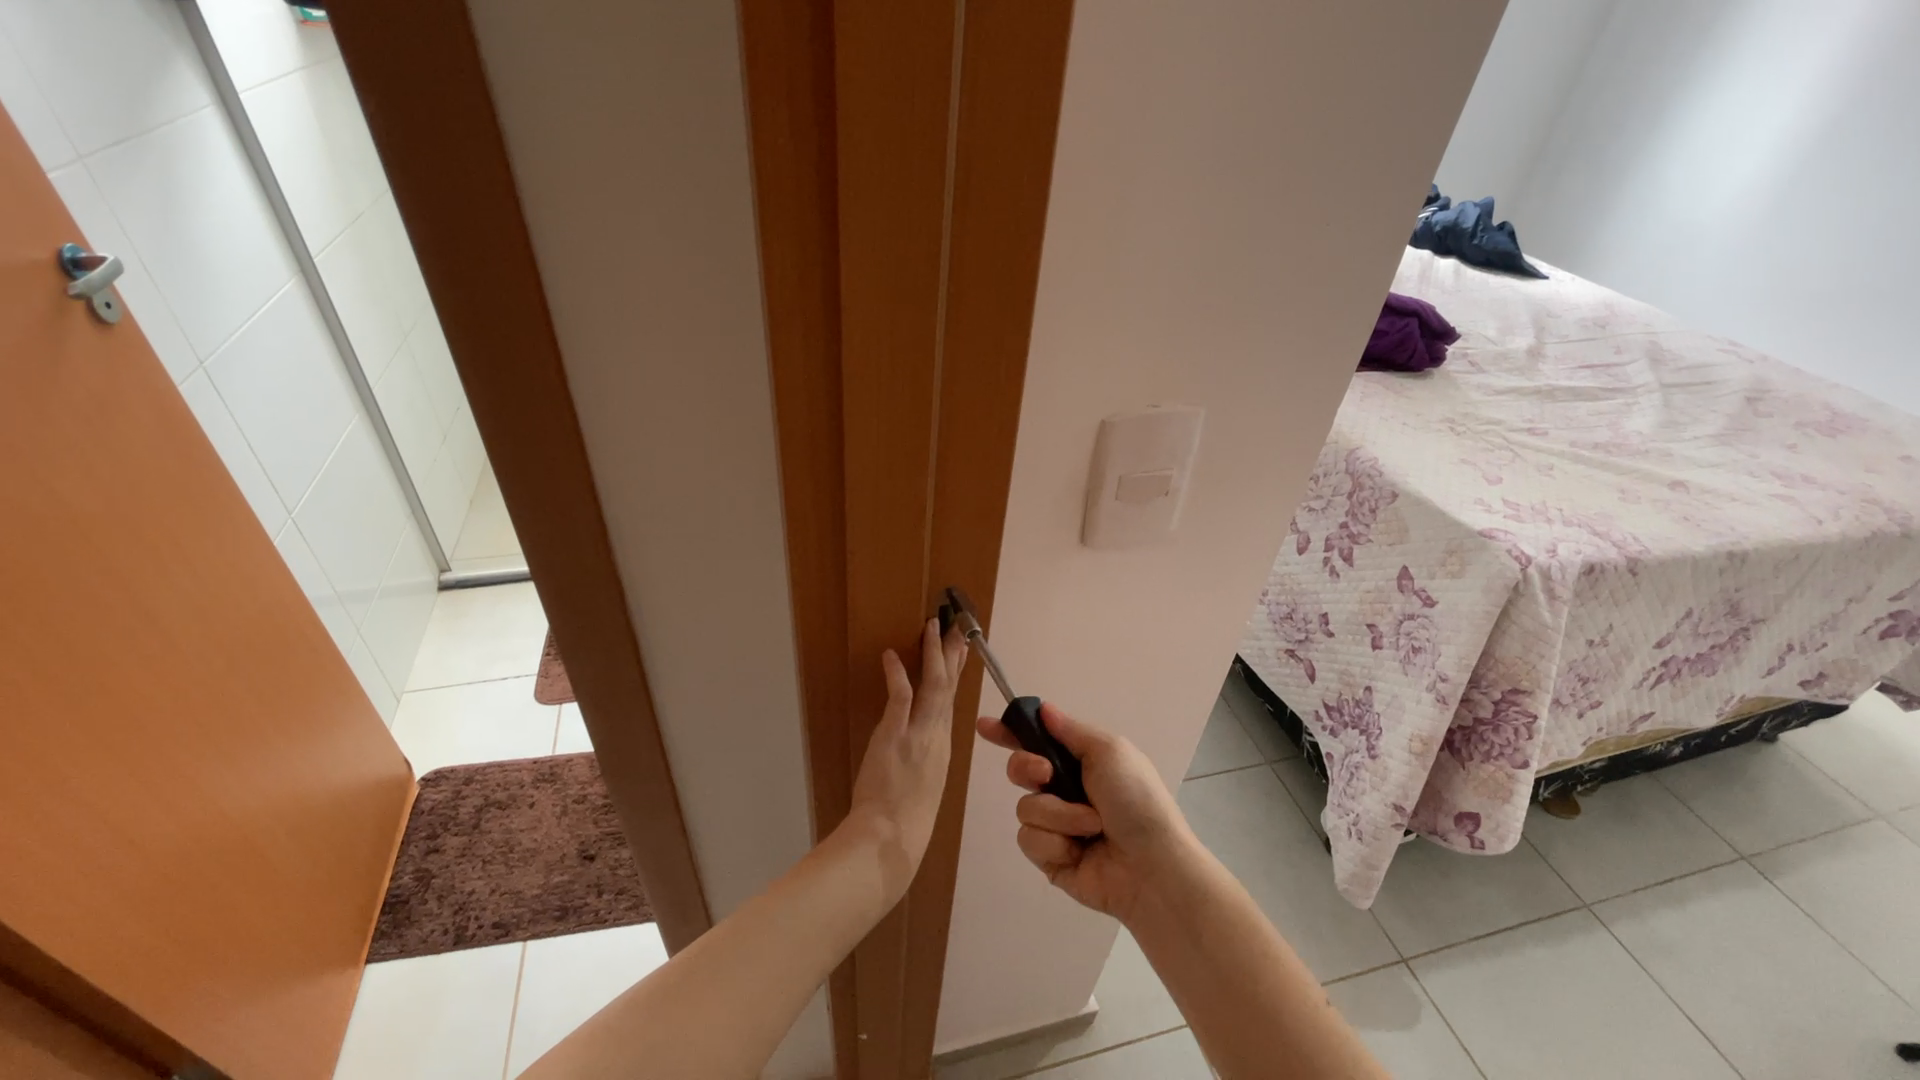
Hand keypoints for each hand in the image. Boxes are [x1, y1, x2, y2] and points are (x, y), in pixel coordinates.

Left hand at [846, 619, 967, 886]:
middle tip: (956, 623)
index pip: (953, 698)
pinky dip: (896, 674)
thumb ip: (926, 757)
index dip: (958, 670)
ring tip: (933, 625)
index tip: (963, 646)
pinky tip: (891, 655)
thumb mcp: (927, 783)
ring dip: (933, 652)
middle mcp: (938, 735)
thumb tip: (923, 741)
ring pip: (933, 685)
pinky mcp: (895, 736)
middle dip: (953, 651)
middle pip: (949, 685)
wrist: (893, 837)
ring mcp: (918, 734)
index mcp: (944, 745)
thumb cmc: (906, 818)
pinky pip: (900, 698)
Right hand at [976, 704, 1194, 922]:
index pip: (1037, 742)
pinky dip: (1055, 842)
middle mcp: (1066, 792)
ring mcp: (1057, 827)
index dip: (1009, 733)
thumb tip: (1044, 708)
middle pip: (1019, 770)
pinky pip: (1029, 840)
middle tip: (1047, 774)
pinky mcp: (1049, 858)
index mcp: (1082, 763)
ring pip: (1025, 808)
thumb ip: (1071, 730)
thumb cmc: (1136, 799)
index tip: (984, 725)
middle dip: (1027, 768)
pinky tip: (1079, 851)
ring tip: (1091, 826)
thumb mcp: (1109, 751)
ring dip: (1058, 814)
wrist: (1151, 865)